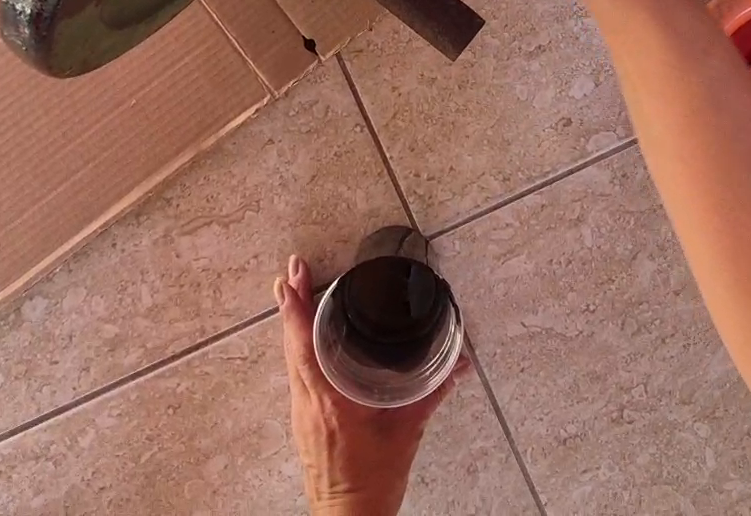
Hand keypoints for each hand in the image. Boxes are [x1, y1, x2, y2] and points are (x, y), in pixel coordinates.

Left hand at [276, 256, 464, 515]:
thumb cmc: (374, 480)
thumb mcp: (407, 432)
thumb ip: (432, 393)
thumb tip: (460, 364)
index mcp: (331, 400)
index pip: (305, 346)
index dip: (296, 310)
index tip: (293, 278)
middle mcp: (309, 402)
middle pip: (292, 344)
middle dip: (290, 304)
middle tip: (293, 269)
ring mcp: (302, 410)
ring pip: (291, 356)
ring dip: (290, 321)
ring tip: (291, 290)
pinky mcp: (303, 418)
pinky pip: (295, 370)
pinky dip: (296, 343)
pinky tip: (301, 332)